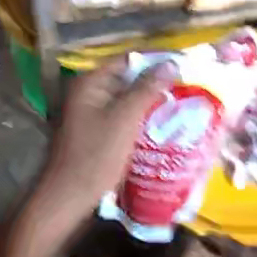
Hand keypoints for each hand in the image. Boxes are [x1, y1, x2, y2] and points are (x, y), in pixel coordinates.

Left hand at [30, 58, 174, 223]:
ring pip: (126, 101)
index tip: (183, 67)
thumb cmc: (95, 156)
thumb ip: (147, 89)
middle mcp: (87, 93)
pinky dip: (139, 121)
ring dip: (149, 104)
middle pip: (127, 80)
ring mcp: (89, 114)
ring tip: (181, 107)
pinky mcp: (95, 133)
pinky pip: (121, 119)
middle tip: (187, 89)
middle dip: (154, 84)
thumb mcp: (125, 119)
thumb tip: (171, 62)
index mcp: (89, 83)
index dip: (155, 62)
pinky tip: (162, 128)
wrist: (69, 197)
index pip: (127, 60)